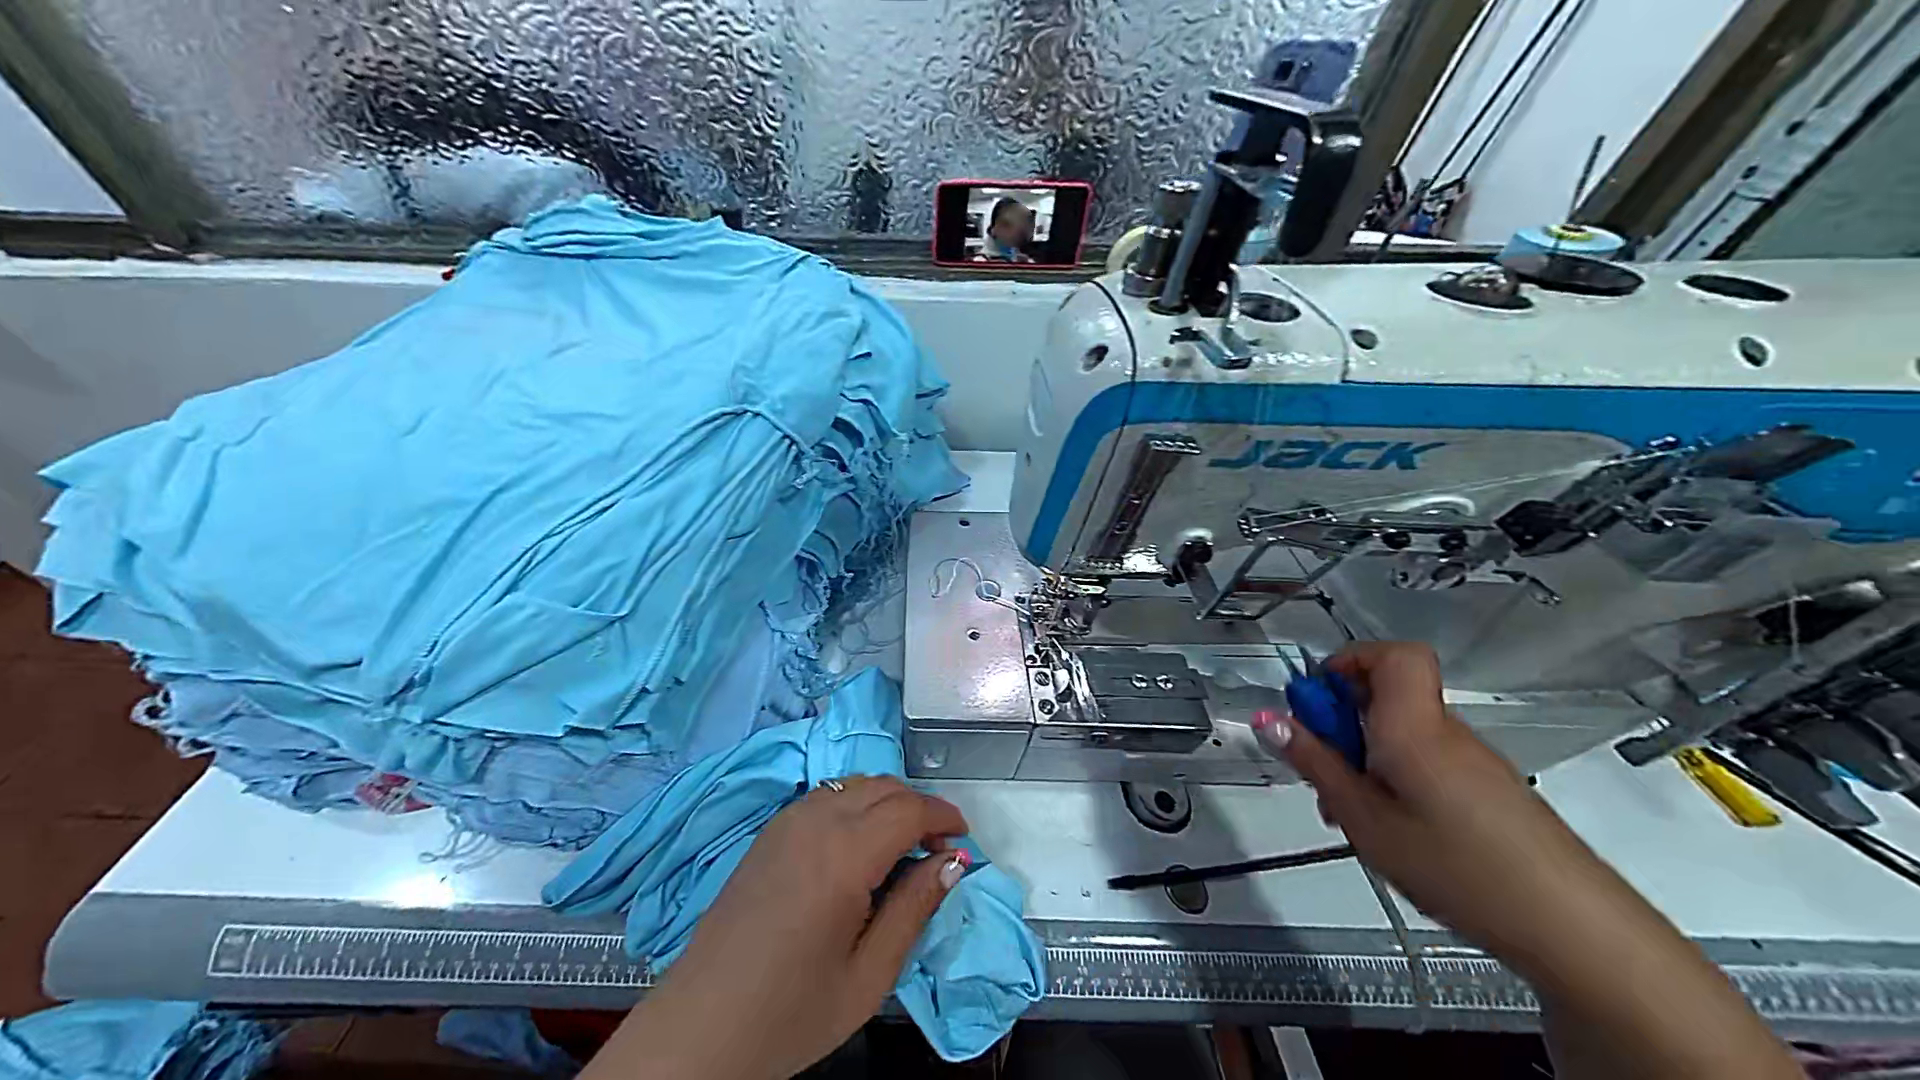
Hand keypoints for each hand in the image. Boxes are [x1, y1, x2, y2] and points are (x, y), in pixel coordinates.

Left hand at [585, 776, 969, 1079]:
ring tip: (902, 849)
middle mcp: (814, 822)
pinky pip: (826, 796)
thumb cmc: (790, 1012)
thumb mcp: (869, 976)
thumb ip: (914, 908)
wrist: (700, 1027)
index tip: (963, 841)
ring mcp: (786, 822)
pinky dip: (856, 804)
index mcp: (843, 855)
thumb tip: (953, 862)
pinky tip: (859, 846)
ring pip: (855, 784)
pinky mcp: (769, 832)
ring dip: (888, 803)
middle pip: (884, 787)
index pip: (909, 810)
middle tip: (937, 851)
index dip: (944, 818)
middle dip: (919, 808)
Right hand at [1273, 642, 1799, 1079]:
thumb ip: (1315, 764)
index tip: (1316, 702)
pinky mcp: (1487, 787)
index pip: (1393, 654)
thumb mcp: (1363, 818)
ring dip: (1363, 753)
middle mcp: (1444, 730)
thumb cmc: (1455, 865)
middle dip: (1341, 719)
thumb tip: (1268, 720)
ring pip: (1401, 731)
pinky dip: (1394, 775)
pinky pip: (1425, 758)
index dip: (1349, 662)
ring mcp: (1470, 759)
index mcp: (1412, 726)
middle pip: (1387, 695)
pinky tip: (1390, 826)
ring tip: (1350, 810)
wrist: (1570, 927)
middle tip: (1321, 768)